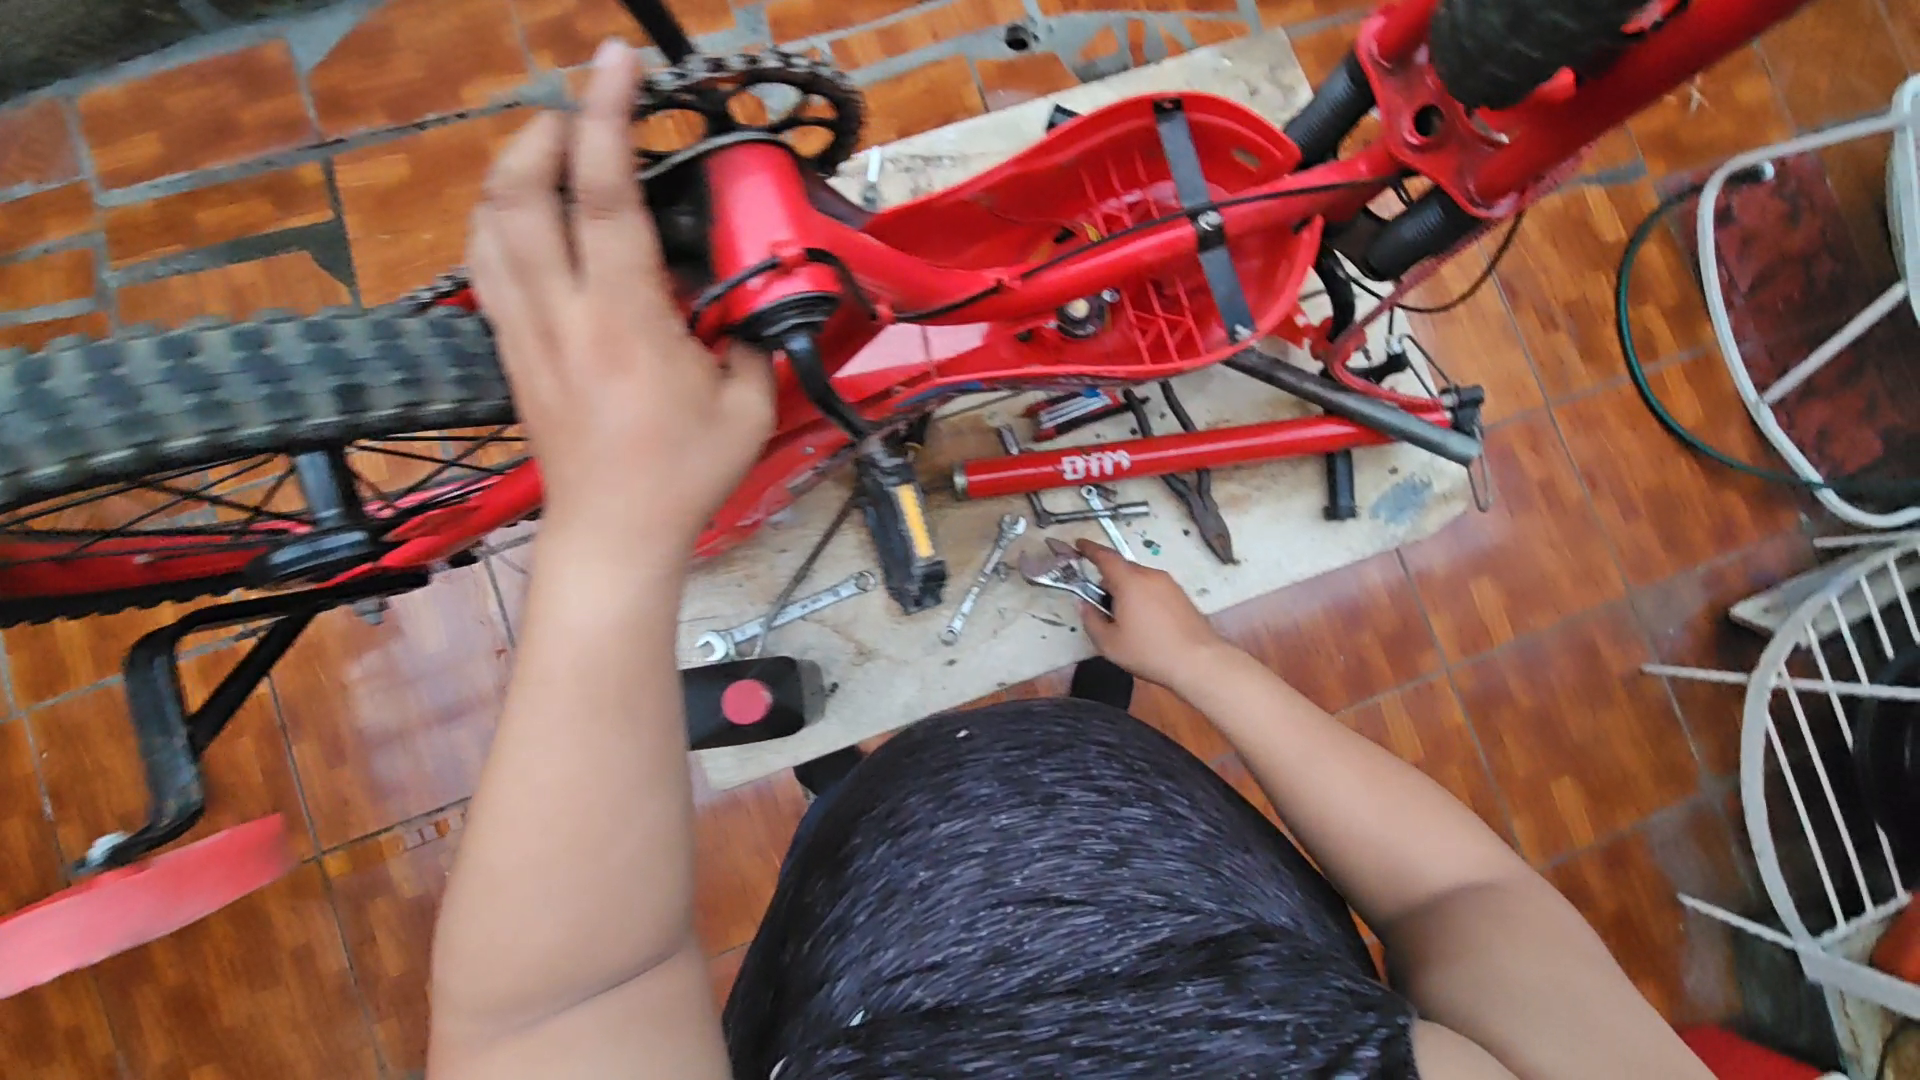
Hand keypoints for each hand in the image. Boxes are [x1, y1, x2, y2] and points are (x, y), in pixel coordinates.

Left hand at [468, 40, 774, 567]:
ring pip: (488, 226)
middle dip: (544, 134)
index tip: (618, 61)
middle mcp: (563, 313)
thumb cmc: (685, 473)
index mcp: (627, 320)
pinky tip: (528, 224)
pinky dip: (499, 224)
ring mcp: (526, 333)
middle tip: (582, 121)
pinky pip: (486, 269)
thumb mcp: (747, 408)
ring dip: (511, 173)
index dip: (609, 117)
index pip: (607, 196)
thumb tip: (739, 310)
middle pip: (520, 193)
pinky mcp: (513, 355)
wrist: (616, 530)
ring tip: (550, 159)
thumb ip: (748, 344)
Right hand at [1074, 540, 1233, 687]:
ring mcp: (1169, 584)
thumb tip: (1085, 605)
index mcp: (1129, 582)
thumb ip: (1091, 620)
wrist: (1199, 661)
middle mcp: (1151, 576)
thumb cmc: (1149, 651)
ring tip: (1123, 618)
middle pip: (1123, 569)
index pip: (1105, 557)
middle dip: (1108, 579)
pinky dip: (1142, 596)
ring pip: (1140, 579)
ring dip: (1126, 589)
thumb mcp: (1109, 643)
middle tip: (1100, 603)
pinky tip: (1144, 622)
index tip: (1079, 544)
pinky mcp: (1181, 596)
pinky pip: (1154, 587)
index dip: (1089, 549)